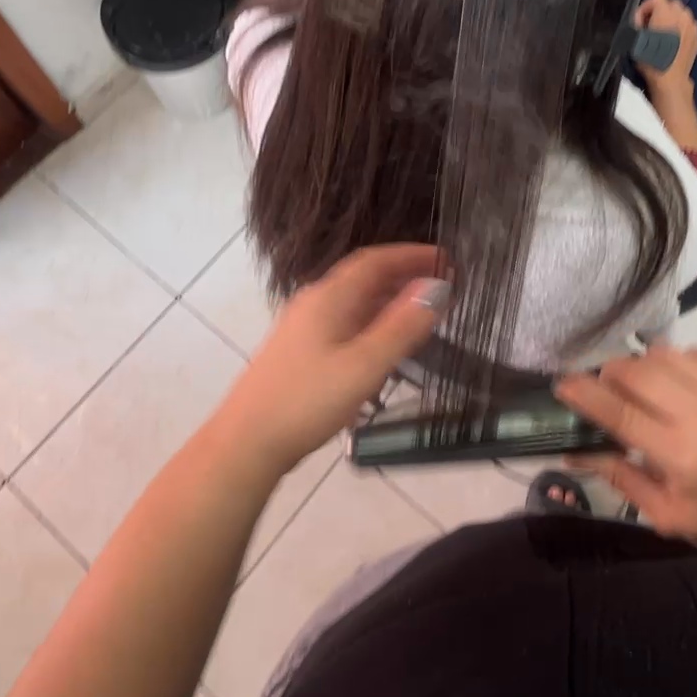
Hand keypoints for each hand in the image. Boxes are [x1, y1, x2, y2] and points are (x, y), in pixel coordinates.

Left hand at [212, 244, 446, 474]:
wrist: (247, 441)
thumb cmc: (306, 401)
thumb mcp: (363, 365)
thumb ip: (402, 326)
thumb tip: (437, 286)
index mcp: (329, 297)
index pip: (376, 260)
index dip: (413, 255)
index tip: (449, 259)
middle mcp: (315, 303)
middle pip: (365, 278)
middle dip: (406, 276)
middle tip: (446, 286)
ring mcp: (305, 327)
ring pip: (356, 302)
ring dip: (391, 301)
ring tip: (426, 313)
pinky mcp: (302, 351)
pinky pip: (347, 323)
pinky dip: (374, 323)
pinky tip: (387, 345)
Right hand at [555, 346, 696, 552]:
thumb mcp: (677, 517)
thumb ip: (624, 481)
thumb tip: (577, 452)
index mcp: (681, 454)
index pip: (615, 411)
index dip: (582, 393)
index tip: (562, 384)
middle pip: (632, 370)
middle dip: (609, 374)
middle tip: (609, 389)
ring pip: (661, 353)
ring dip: (643, 366)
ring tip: (648, 387)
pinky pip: (694, 351)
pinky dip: (678, 363)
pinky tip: (686, 385)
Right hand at [633, 0, 696, 97]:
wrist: (670, 78)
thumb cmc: (649, 60)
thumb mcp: (635, 40)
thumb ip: (637, 23)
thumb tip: (640, 18)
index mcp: (665, 14)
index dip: (646, 6)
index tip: (641, 20)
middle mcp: (682, 15)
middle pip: (672, 3)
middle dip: (660, 11)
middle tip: (651, 25)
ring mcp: (692, 26)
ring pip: (682, 13)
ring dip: (672, 19)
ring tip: (663, 33)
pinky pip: (688, 25)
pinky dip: (680, 28)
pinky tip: (673, 41)